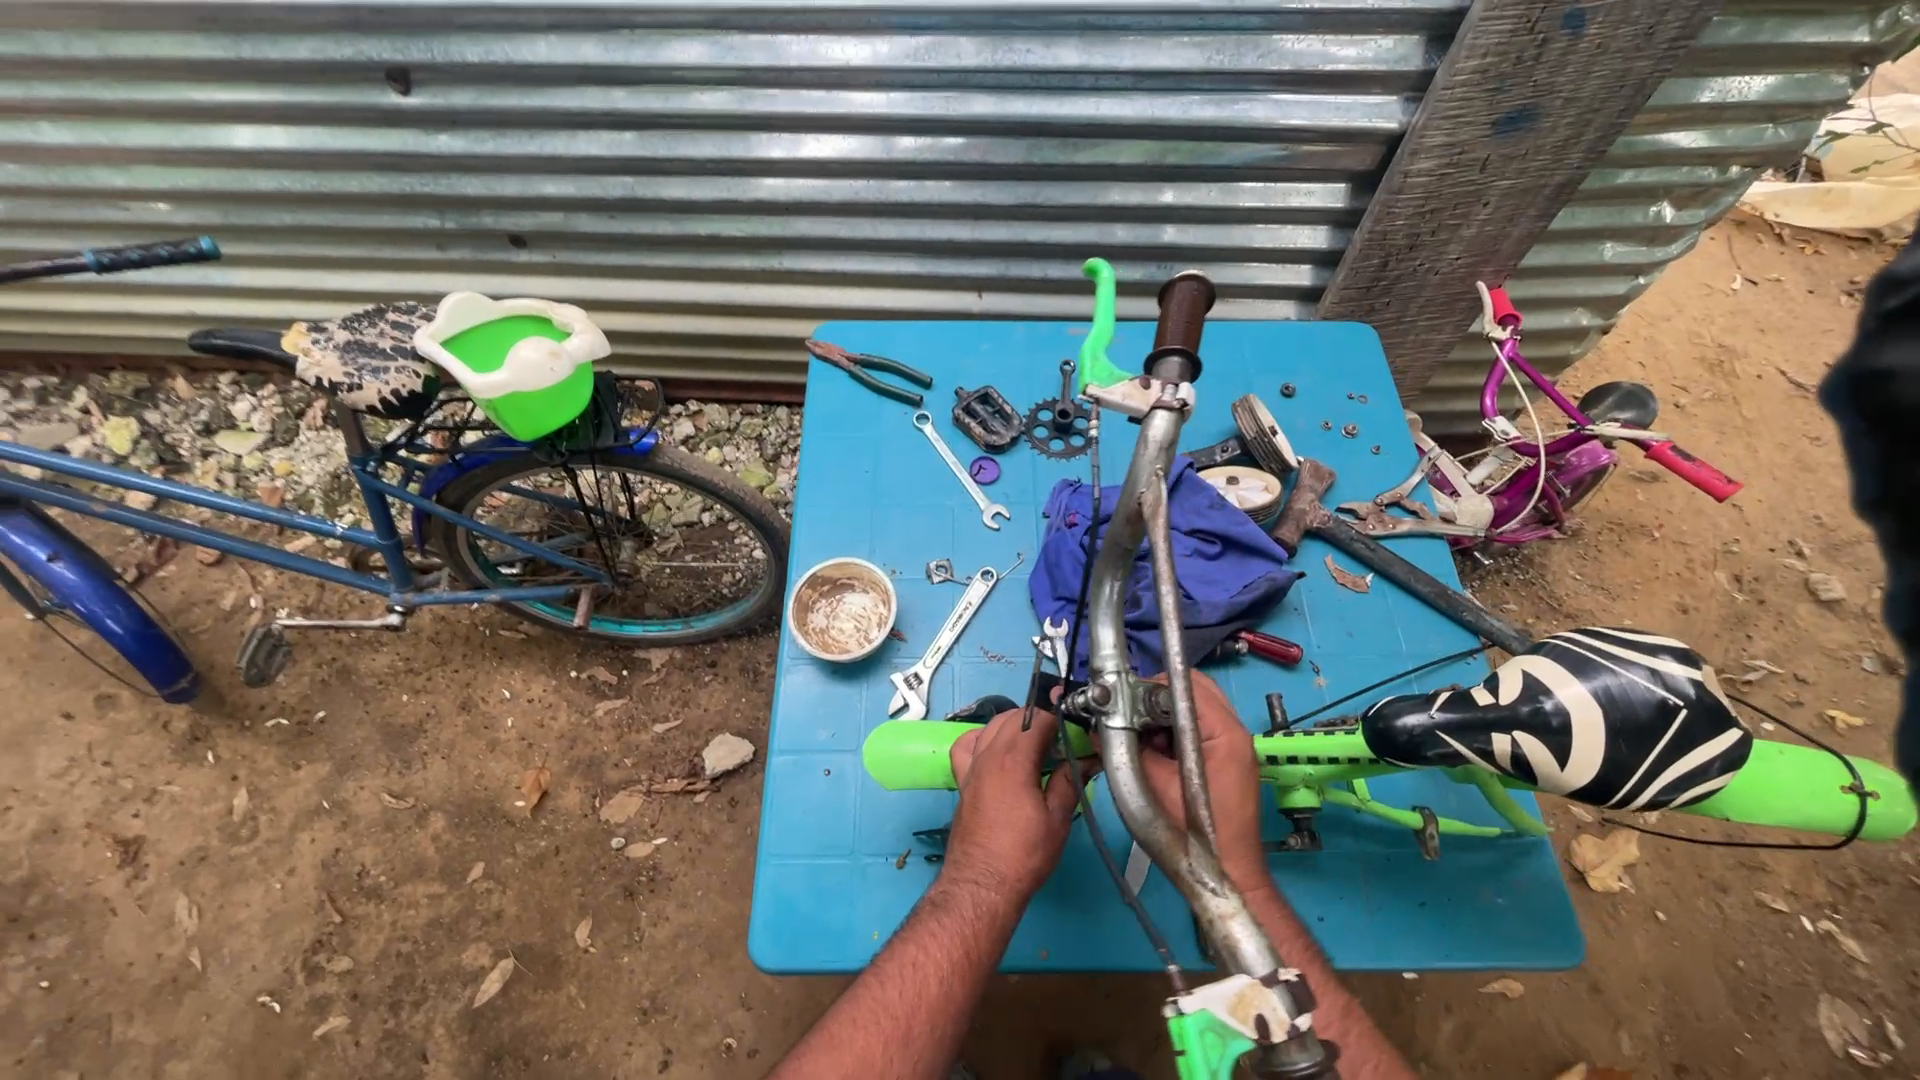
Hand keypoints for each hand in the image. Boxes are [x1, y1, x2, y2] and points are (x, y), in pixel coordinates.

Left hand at [945, 707, 1092, 900]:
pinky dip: (982, 739)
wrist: (983, 884)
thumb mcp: (1057, 819)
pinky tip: (996, 751)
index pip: (1036, 720)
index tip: (1076, 731)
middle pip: (1012, 718)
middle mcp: (988, 756)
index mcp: (1013, 760)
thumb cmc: (1024, 854)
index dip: (1058, 719)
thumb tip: (1087, 760)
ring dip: (1013, 725)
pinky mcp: (962, 782)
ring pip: (989, 727)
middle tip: (1061, 739)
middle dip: (1038, 719)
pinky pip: (966, 746)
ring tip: (1034, 743)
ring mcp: (971, 768)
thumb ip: (1070, 781)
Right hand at [1132, 671, 1272, 895]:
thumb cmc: (1194, 836)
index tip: (1123, 704)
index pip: (1185, 684)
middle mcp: (1235, 733)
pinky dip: (1173, 735)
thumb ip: (1128, 748)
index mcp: (1224, 733)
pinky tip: (1155, 756)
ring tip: (1140, 740)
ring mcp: (1234, 747)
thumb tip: (1102, 724)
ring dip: (1162, 718)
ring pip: (1192, 710)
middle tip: (1130, 718)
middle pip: (1192, 691)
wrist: (1228, 877)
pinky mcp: (1227, 761)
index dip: (1149, 687)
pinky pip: (1196, 731)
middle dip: (1155, 699)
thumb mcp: (1154, 786)